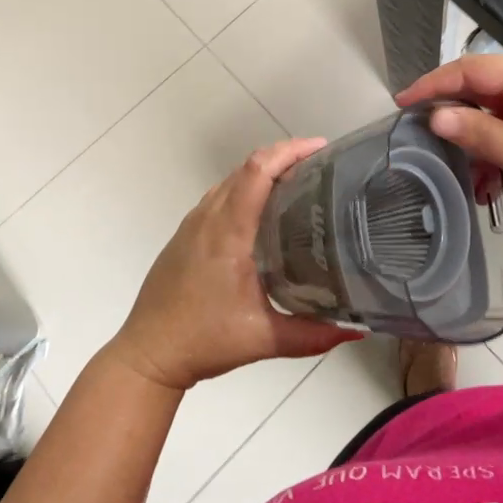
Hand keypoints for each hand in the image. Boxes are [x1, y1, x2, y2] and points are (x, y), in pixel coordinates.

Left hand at [110, 138, 362, 390]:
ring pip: (230, 180)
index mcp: (227, 232)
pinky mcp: (185, 235)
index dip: (288, 151)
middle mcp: (208, 218)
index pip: (256, 172)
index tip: (320, 148)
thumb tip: (355, 331)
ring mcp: (193, 224)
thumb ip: (311, 335)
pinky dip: (245, 188)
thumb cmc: (204, 341)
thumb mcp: (263, 340)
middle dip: (283, 155)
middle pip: (246, 167)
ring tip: (298, 180)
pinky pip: (219, 196)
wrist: (147, 355)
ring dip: (262, 171)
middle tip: (320, 164)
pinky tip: (263, 209)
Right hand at [397, 55, 502, 241]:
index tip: (402, 103)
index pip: (474, 69)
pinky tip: (491, 182)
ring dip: (479, 138)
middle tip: (422, 139)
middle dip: (454, 111)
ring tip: (459, 173)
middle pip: (487, 86)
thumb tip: (438, 117)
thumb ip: (483, 137)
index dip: (435, 83)